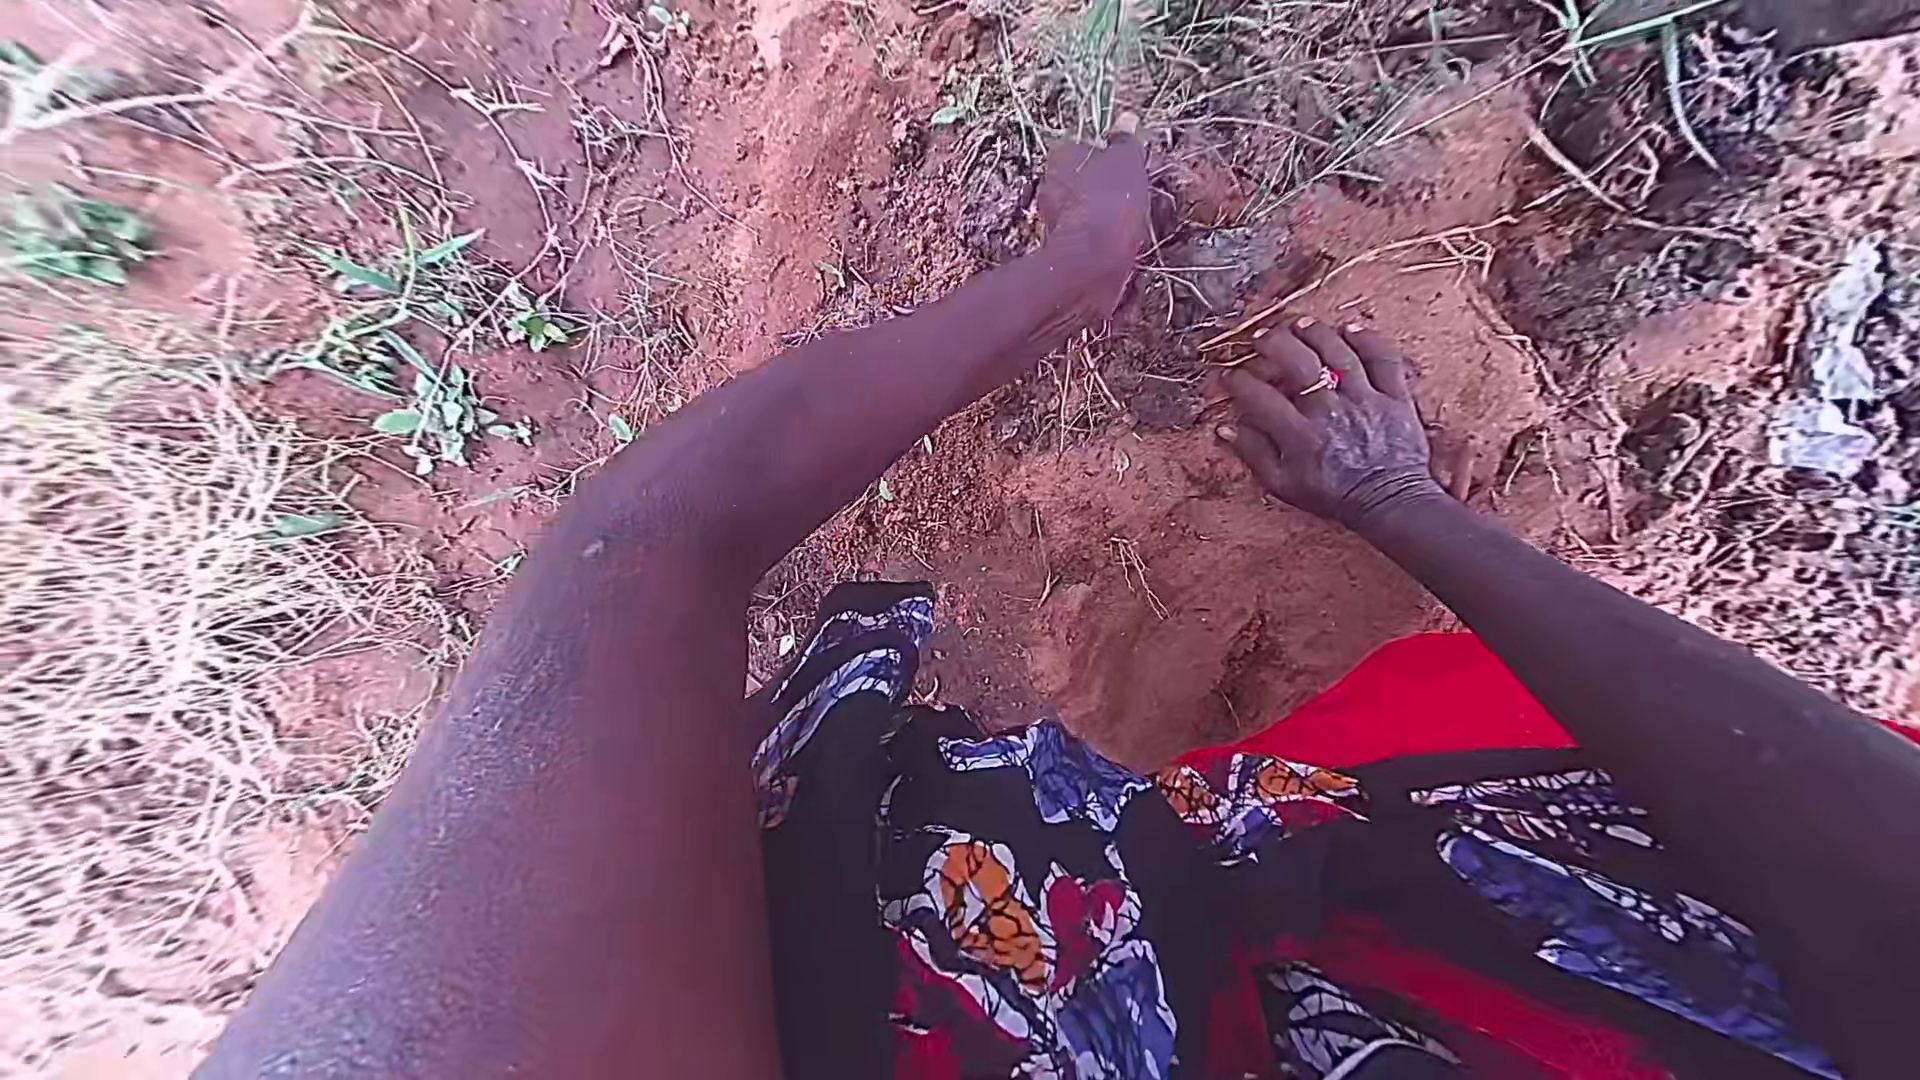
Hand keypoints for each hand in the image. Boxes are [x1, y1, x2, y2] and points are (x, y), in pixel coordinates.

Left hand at [1034, 137, 1150, 317]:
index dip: (1107, 160)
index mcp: (1060, 156)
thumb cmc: (1111, 200)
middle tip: (1130, 199)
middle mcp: (1048, 187)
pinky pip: (1083, 240)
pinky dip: (1097, 243)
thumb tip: (1126, 120)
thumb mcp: (1127, 161)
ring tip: (1127, 228)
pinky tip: (1115, 249)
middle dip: (1100, 190)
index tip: (1127, 171)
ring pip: (1080, 213)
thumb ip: (1125, 141)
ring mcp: (1050, 221)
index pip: (1083, 149)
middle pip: (1079, 182)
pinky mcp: (1059, 252)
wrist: (1093, 259)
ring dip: (1100, 218)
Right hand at [1217, 319, 1444, 528]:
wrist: (1387, 502)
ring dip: (1315, 334)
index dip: (1238, 382)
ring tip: (1297, 324)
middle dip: (1274, 344)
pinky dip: (1367, 340)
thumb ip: (1252, 453)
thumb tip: (1224, 428)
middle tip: (1260, 338)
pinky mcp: (1395, 397)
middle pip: (1299, 363)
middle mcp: (1331, 412)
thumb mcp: (1280, 483)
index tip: (1227, 376)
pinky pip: (1383, 359)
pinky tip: (1349, 329)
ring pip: (1339, 353)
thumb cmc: (1330, 494)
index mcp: (1299, 435)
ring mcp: (1365, 401)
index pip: (1260, 397)